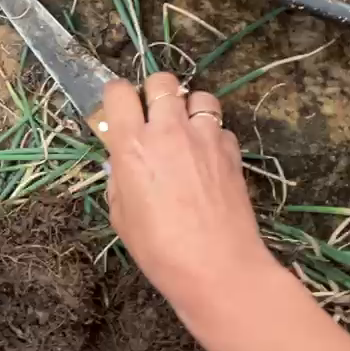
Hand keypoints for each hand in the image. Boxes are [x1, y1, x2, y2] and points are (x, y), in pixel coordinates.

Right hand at [99, 73, 279, 321]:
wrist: (218, 269)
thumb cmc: (159, 248)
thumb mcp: (121, 214)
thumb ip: (119, 178)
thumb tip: (124, 165)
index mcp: (132, 144)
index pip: (119, 91)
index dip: (117, 97)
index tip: (118, 112)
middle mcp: (168, 130)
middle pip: (161, 81)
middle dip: (154, 92)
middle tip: (153, 116)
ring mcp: (205, 138)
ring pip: (199, 95)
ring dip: (189, 108)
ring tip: (185, 130)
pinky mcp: (232, 152)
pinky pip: (221, 127)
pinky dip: (213, 135)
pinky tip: (208, 157)